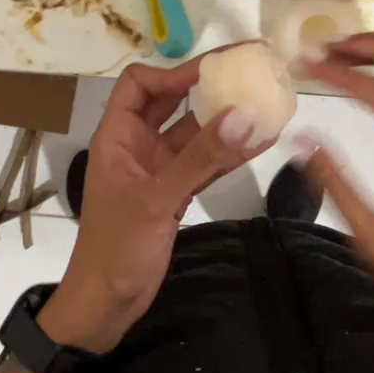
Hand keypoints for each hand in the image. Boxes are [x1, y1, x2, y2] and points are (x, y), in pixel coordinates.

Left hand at [43, 58, 267, 353]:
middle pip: (172, 102)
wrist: (106, 304)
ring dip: (225, 120)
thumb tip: (244, 114)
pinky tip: (262, 140)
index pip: (139, 85)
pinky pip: (204, 164)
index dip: (173, 72)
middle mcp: (136, 146)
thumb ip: (201, 158)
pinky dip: (229, 153)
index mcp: (116, 137)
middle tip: (252, 68)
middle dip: (208, 85)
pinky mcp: (174, 195)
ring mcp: (157, 171)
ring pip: (194, 134)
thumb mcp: (157, 200)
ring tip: (267, 101)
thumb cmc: (116, 249)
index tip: (216, 69)